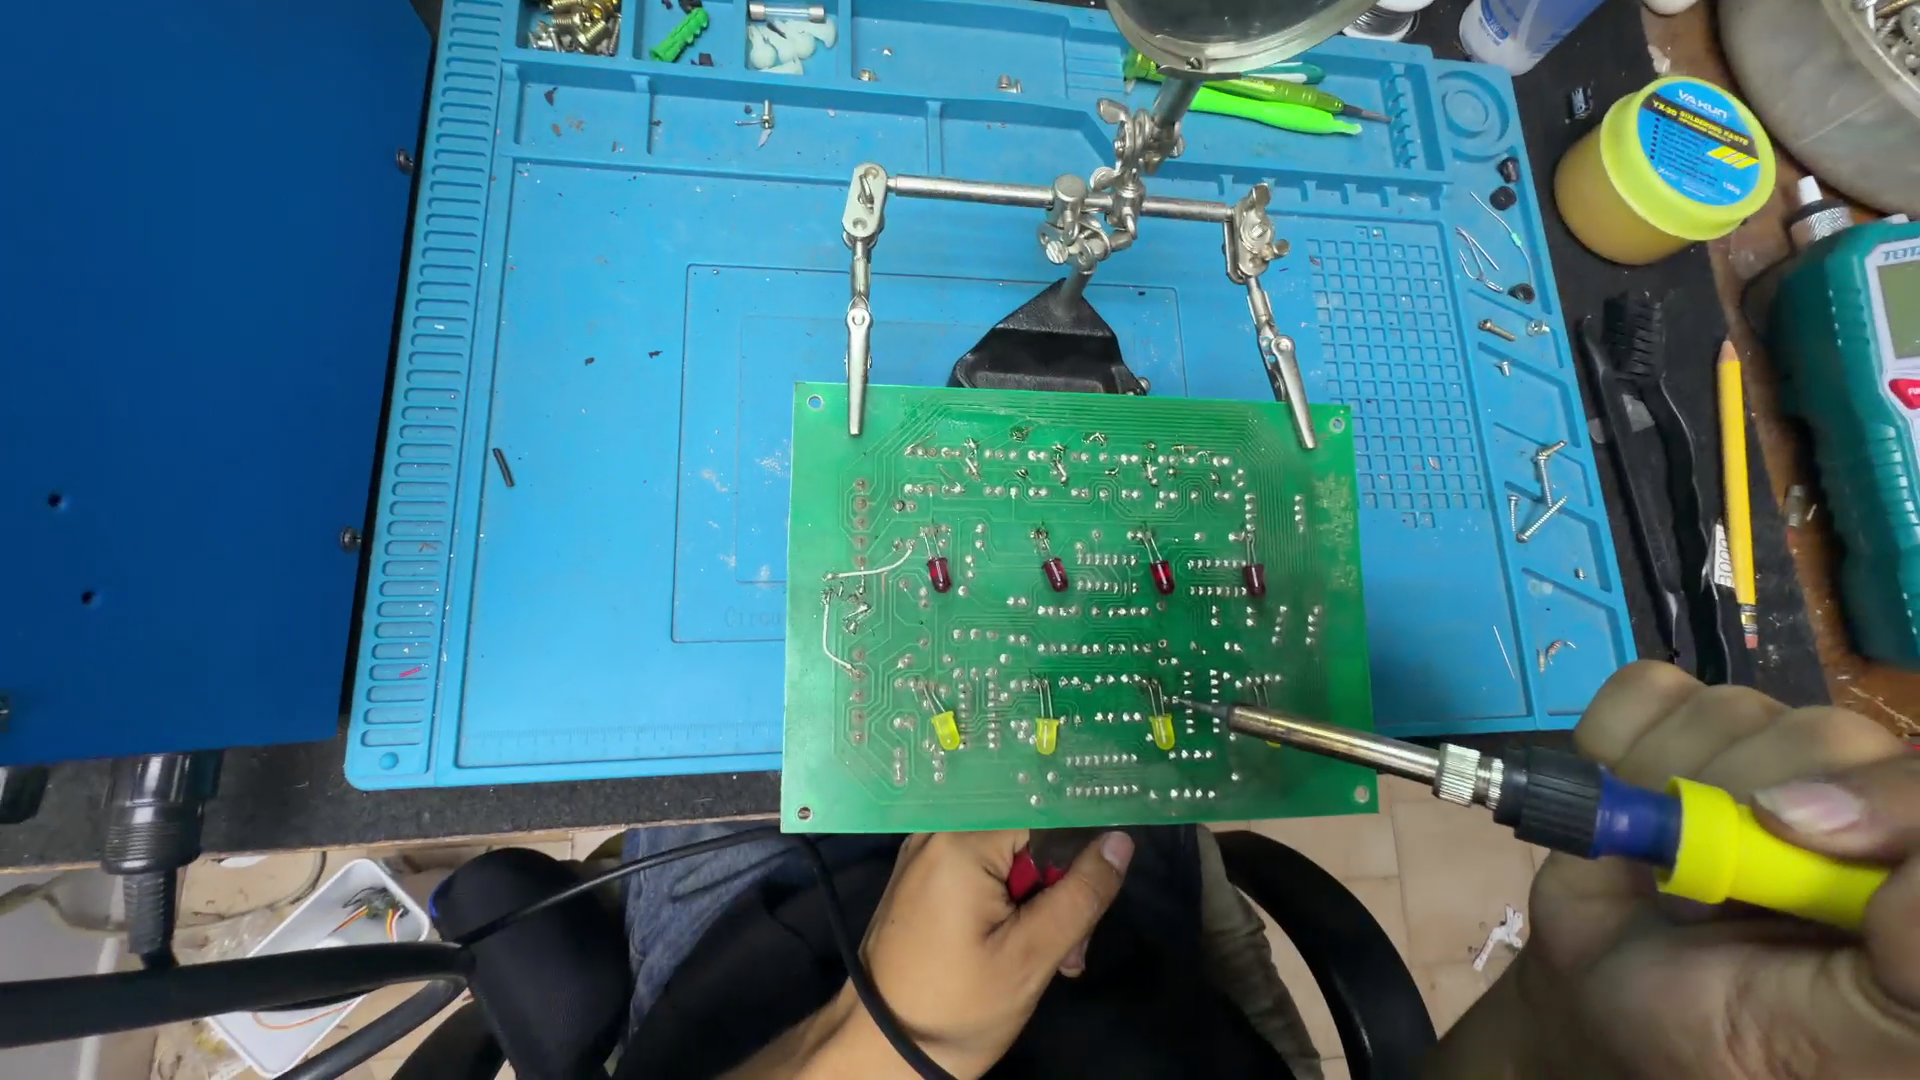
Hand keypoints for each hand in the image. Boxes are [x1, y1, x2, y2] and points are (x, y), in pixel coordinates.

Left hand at [820, 830, 1133, 1078]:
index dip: (1081, 837)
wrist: (879, 1049)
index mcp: (963, 840)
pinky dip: (1008, 897)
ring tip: (1052, 956)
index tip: (1105, 875)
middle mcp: (941, 830)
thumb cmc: (957, 1006)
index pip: (1042, 808)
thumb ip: (1080, 894)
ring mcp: (928, 850)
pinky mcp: (925, 873)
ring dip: (1037, 896)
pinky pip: (982, 866)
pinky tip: (1020, 940)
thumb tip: (1120, 840)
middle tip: (1074, 946)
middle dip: (1060, 883)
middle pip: (1026, 832)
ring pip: (1008, 852)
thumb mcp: (1031, 957)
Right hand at [1509, 661, 1919, 1076]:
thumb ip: (1916, 961)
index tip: (1784, 832)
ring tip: (1655, 853)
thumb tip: (1839, 825)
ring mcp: (1748, 761)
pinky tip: (1614, 787)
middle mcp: (1853, 805)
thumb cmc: (1739, 1037)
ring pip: (1726, 707)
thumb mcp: (1864, 1032)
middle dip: (1740, 804)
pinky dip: (1611, 732)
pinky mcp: (1658, 732)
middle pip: (1823, 734)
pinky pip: (1644, 688)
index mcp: (1908, 863)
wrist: (1599, 1005)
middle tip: (1709, 879)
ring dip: (1662, 782)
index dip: (1872, 794)